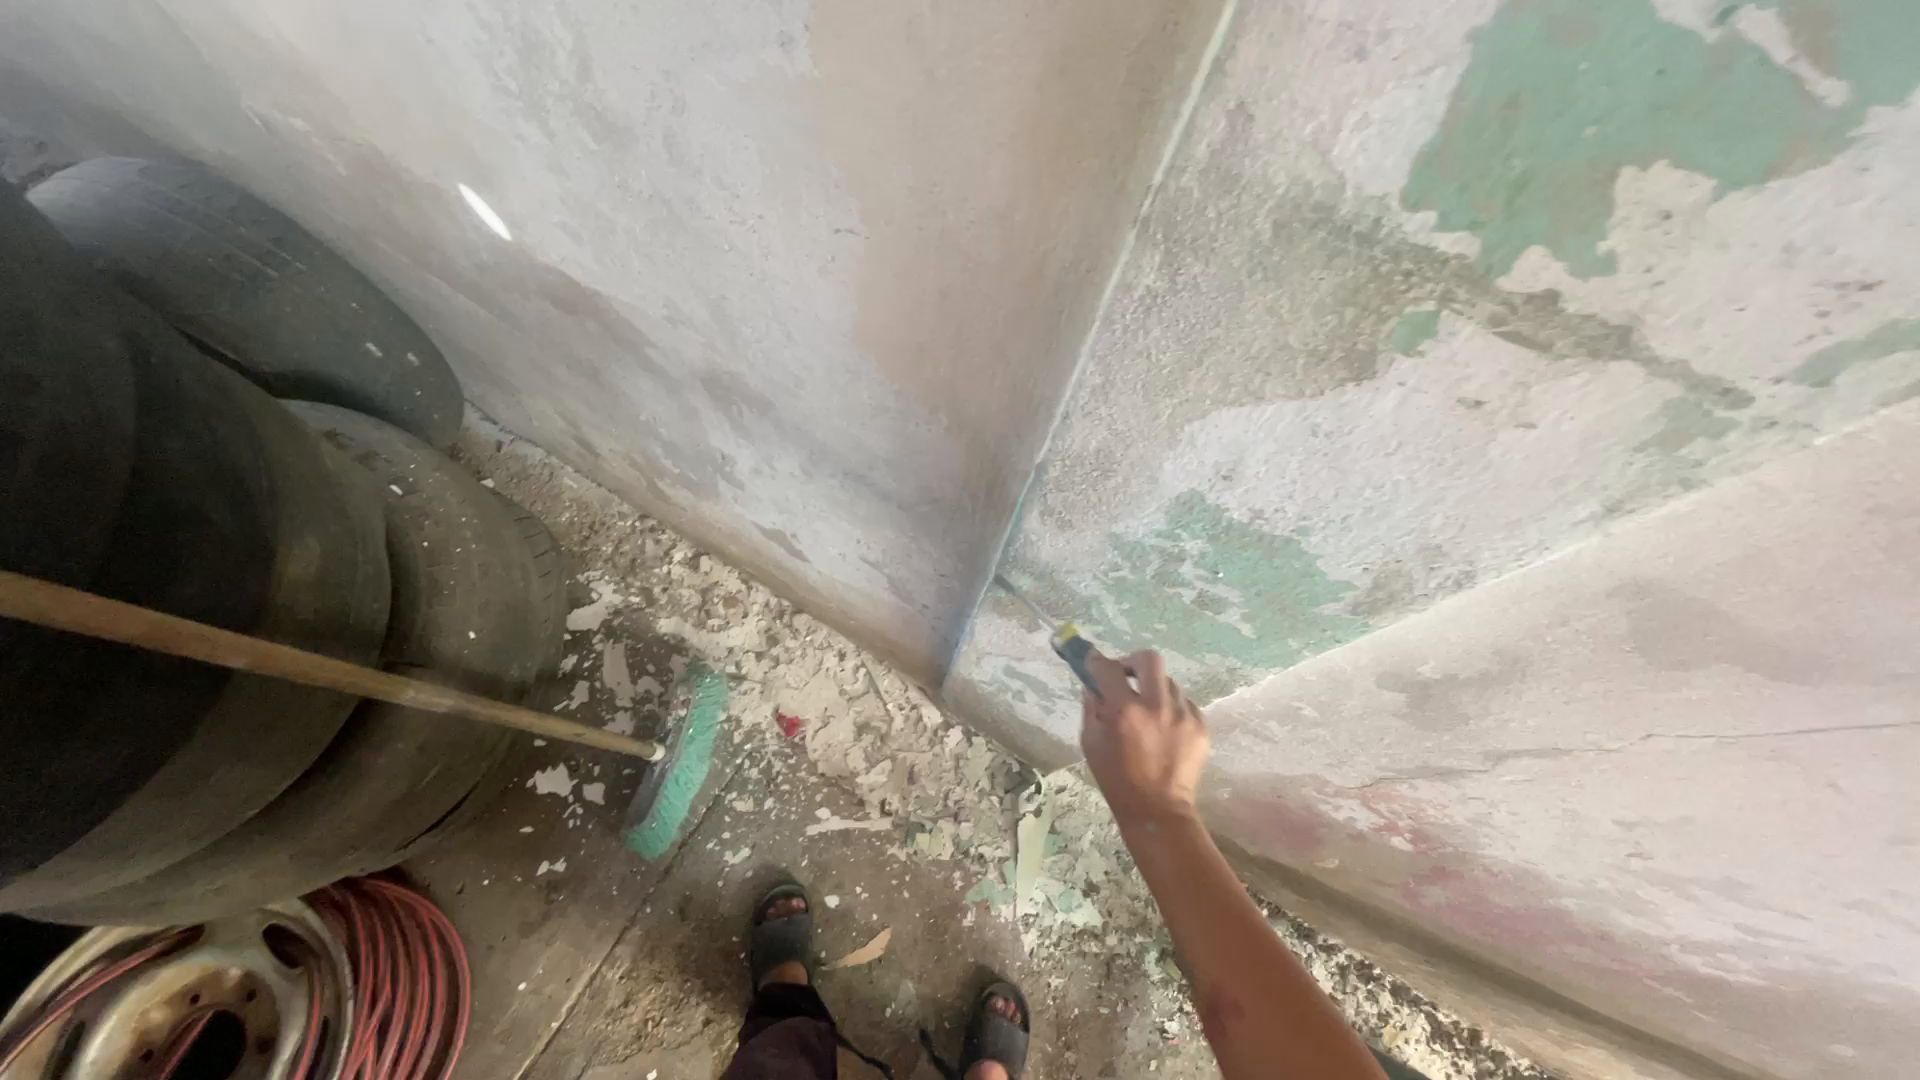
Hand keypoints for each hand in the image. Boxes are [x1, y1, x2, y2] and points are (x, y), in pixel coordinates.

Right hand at [1080, 648, 1209, 827]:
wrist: (1158, 811)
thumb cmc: (1117, 780)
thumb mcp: (1092, 744)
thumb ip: (1091, 708)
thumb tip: (1093, 685)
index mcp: (1126, 711)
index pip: (1108, 669)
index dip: (1097, 661)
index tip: (1093, 661)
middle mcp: (1157, 706)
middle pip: (1149, 659)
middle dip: (1133, 662)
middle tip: (1126, 676)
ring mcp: (1183, 715)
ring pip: (1168, 683)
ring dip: (1153, 689)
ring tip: (1147, 712)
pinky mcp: (1200, 726)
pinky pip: (1183, 704)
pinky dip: (1171, 709)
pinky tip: (1164, 730)